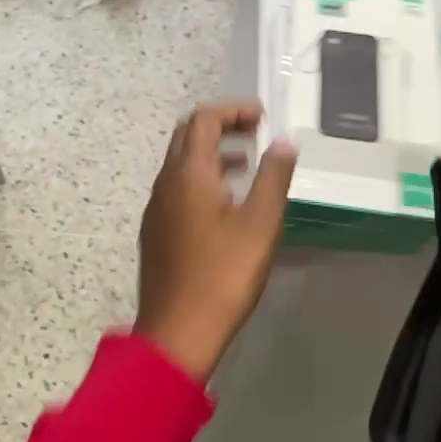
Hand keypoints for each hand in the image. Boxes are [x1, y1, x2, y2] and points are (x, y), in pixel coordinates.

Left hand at [135, 102, 298, 381]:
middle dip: (220, 126)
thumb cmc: (223, 275)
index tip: (263, 117)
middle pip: (187, 136)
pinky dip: (202, 179)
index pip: (204, 120)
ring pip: (181, 164)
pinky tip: (225, 205)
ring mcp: (156, 208)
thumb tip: (284, 141)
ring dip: (212, 154)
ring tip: (247, 165)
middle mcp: (165, 182)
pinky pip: (177, 188)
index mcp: (188, 173)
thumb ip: (273, 177)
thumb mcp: (260, 224)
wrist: (177, 331)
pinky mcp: (155, 231)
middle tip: (255, 133)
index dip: (233, 110)